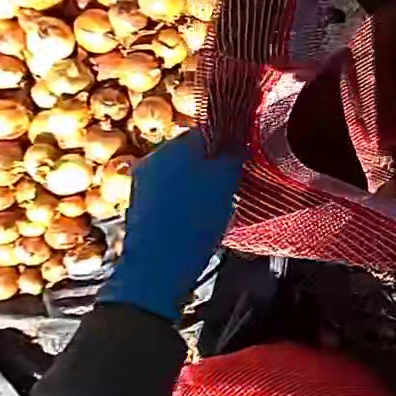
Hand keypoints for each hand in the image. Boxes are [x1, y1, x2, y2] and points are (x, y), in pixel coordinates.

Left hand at [98, 130, 243, 321]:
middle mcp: (153, 159)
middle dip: (219, 160)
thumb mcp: (225, 180)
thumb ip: (234, 152)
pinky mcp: (145, 205)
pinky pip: (175, 189)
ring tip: (227, 195)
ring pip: (185, 170)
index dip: (233, 138)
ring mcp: (145, 183)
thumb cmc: (195, 218)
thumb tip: (240, 136)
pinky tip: (206, 210)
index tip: (249, 151)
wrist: (159, 266)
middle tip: (242, 174)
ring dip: (206, 178)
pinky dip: (192, 194)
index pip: (209, 129)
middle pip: (196, 150)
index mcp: (173, 147)